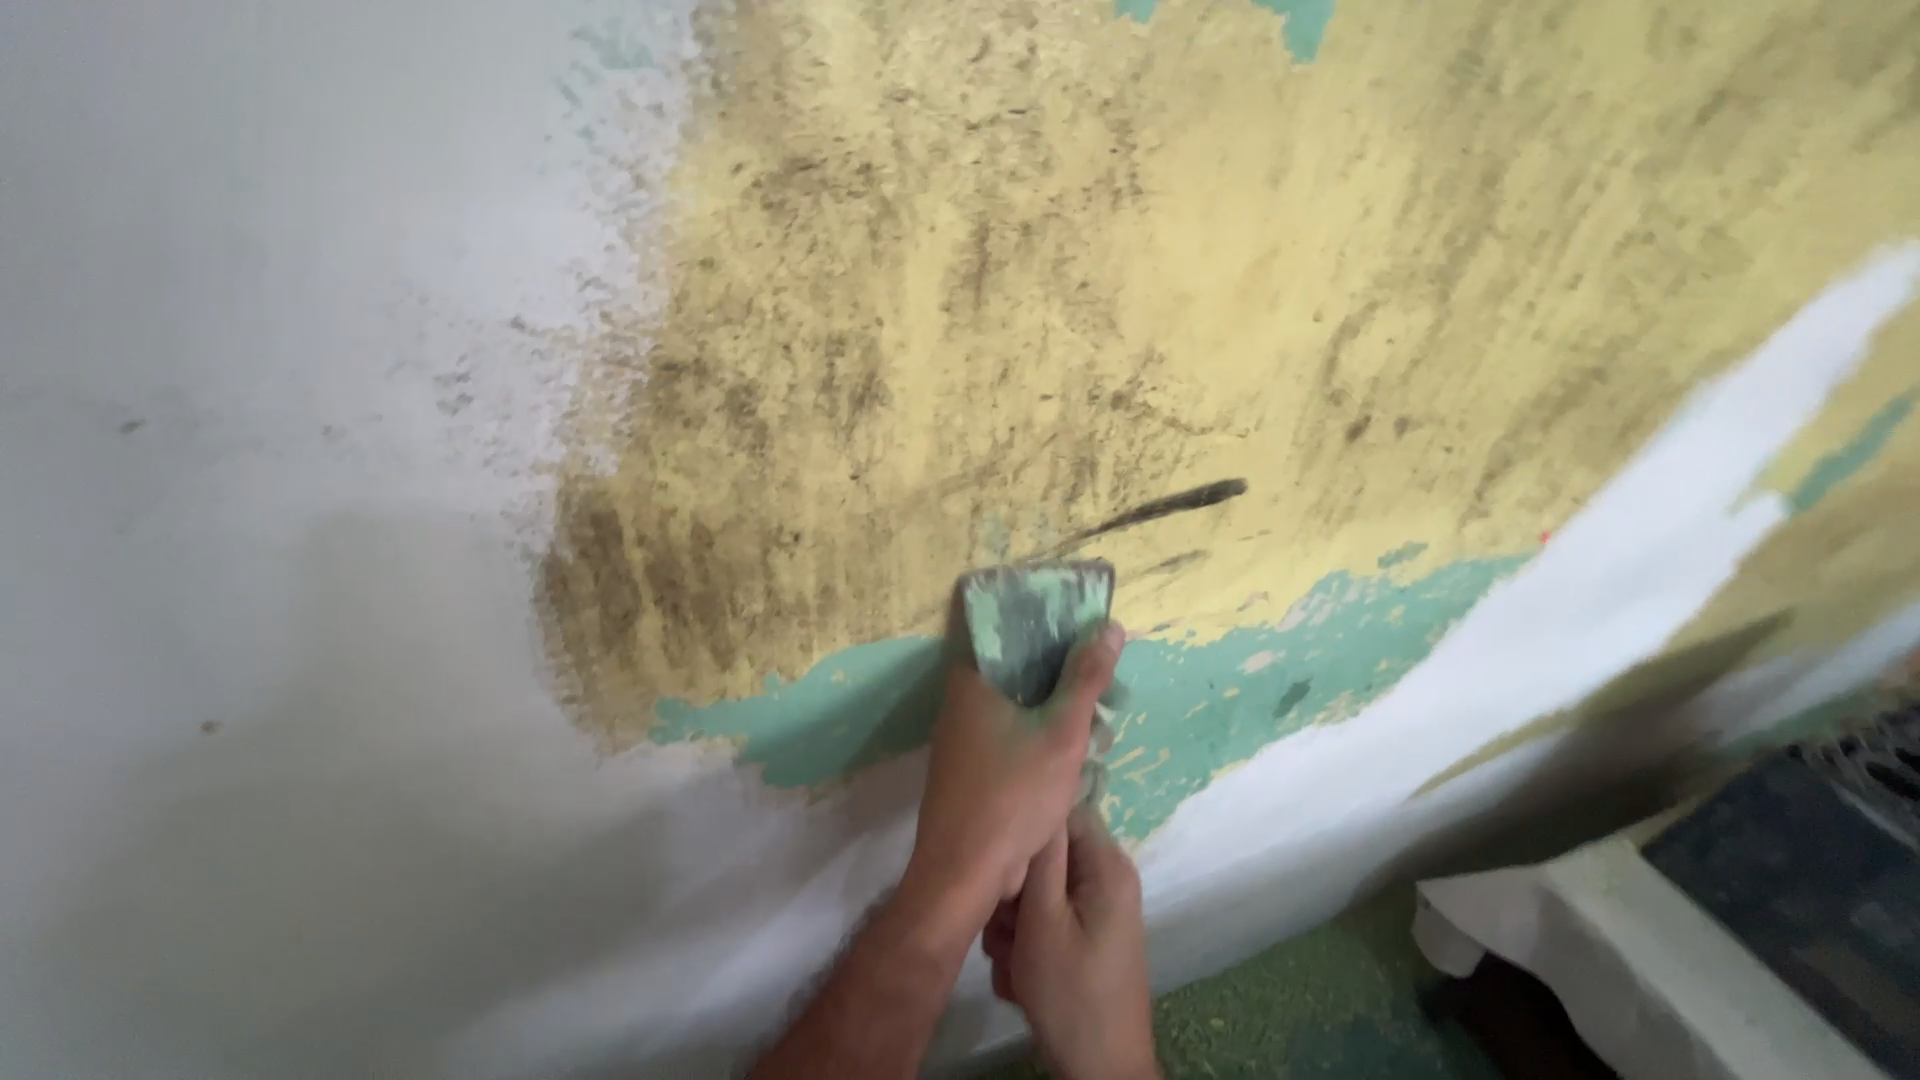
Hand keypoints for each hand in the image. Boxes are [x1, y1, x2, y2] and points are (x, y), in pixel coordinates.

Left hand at [901, 621, 1124, 930]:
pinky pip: (1018, 737)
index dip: (1057, 629)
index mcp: (973, 678)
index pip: (1013, 630)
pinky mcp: (978, 766)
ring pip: (1025, 708)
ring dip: (1066, 716)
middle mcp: (964, 700)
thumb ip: (1087, 677)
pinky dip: (1049, 741)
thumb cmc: (1012, 794)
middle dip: (1072, 682)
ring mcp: (968, 736)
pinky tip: (1083, 760)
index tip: (1095, 638)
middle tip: (1114, 697)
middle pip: (1025, 671)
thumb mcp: (1062, 732)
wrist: (964, 873)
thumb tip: (1109, 626)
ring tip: (1105, 737)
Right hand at [983, 807, 1159, 1079]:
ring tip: (1012, 962)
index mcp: (1107, 865)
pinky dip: (1027, 946)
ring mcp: (1097, 911)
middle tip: (1004, 931)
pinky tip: (1020, 977)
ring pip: (1037, 892)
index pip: (1061, 813)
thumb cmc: (1071, 994)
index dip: (1027, 833)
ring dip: (1013, 927)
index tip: (1004, 867)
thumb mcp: (1044, 920)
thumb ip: (1041, 858)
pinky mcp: (1085, 938)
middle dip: (1014, 893)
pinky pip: (1045, 921)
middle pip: (1045, 857)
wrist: (1100, 1072)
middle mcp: (1106, 879)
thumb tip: (1039, 798)